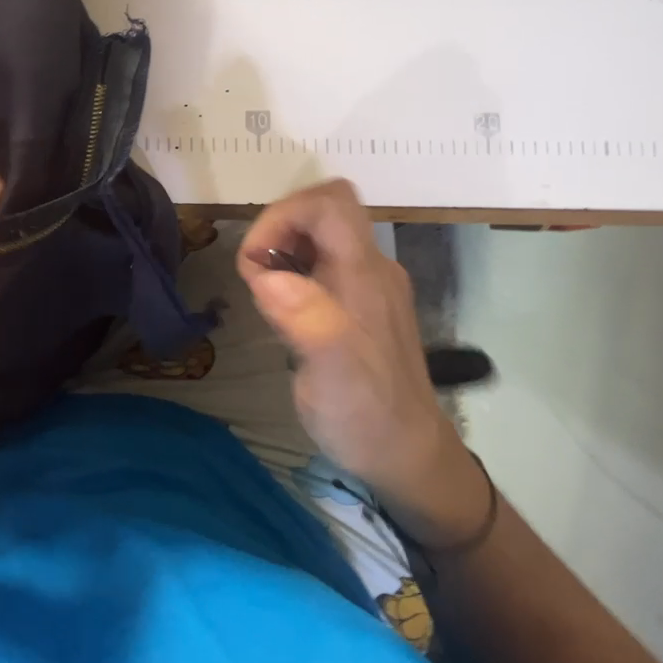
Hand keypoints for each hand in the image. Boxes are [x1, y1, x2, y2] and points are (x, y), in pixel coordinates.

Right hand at [236, 180, 480, 533]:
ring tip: (265, 297)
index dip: (280, 215)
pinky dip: (289, 270)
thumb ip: (306, 319)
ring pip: (317, 234)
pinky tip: (281, 310)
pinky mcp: (356, 305)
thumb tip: (267, 276)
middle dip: (276, 230)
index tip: (253, 260)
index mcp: (364, 275)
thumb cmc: (367, 416)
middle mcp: (369, 269)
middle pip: (321, 210)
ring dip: (280, 251)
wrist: (409, 459)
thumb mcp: (333, 374)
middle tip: (255, 276)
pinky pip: (318, 263)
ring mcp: (365, 286)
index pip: (327, 203)